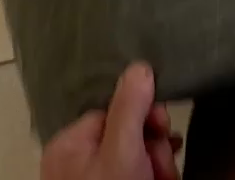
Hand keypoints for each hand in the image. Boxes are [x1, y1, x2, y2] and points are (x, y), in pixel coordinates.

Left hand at [41, 64, 180, 179]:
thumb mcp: (122, 153)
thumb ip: (130, 107)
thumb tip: (140, 64)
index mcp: (70, 142)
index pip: (117, 107)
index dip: (145, 115)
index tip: (164, 131)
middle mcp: (76, 159)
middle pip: (128, 130)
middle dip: (154, 146)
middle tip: (162, 166)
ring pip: (136, 154)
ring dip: (158, 164)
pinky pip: (134, 172)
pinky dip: (152, 177)